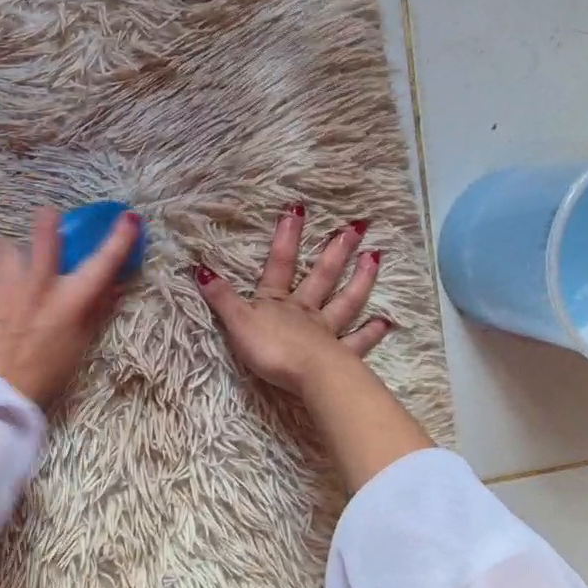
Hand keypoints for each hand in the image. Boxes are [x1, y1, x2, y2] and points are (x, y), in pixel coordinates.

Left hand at [0, 207, 140, 409]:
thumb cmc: (44, 374)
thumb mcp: (79, 344)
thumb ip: (95, 310)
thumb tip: (112, 283)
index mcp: (70, 301)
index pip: (103, 262)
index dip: (120, 238)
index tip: (129, 217)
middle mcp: (39, 285)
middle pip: (45, 231)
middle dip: (47, 221)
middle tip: (47, 222)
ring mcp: (5, 285)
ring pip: (7, 245)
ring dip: (11, 255)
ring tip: (10, 271)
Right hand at [195, 205, 394, 395]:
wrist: (309, 377)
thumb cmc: (271, 349)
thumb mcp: (237, 322)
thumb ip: (221, 297)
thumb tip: (201, 269)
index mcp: (277, 302)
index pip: (279, 263)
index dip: (286, 237)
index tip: (296, 209)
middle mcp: (305, 311)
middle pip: (321, 277)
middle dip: (334, 251)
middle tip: (354, 227)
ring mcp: (326, 332)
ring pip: (345, 302)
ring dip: (360, 279)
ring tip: (375, 256)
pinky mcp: (341, 357)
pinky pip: (358, 342)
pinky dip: (371, 332)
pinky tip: (386, 322)